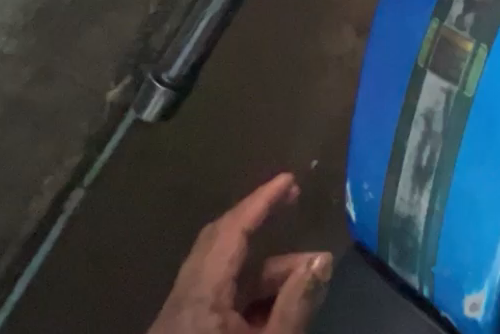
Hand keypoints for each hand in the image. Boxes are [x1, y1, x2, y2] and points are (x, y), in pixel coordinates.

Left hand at [145, 173, 332, 333]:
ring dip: (263, 271)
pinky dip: (249, 297)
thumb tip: (321, 258)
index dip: (260, 203)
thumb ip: (296, 303)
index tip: (290, 180)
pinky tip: (279, 310)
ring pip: (220, 280)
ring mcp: (178, 327)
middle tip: (292, 201)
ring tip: (306, 277)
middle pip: (218, 248)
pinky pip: (217, 305)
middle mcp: (180, 306)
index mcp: (198, 300)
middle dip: (257, 224)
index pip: (230, 233)